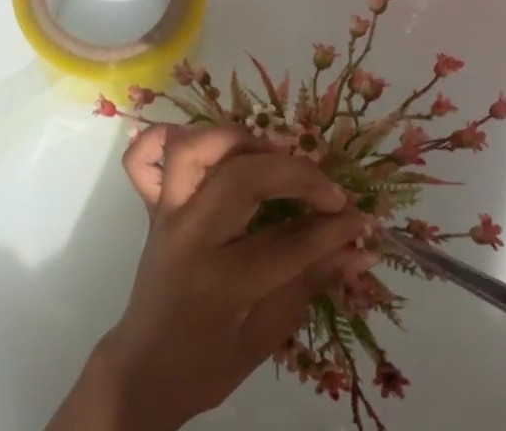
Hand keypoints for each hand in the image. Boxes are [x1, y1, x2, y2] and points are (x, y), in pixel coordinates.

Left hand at [47, 125, 373, 430]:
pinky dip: (170, 138)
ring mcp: (166, 215)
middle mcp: (190, 236)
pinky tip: (210, 147)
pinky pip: (143, 159)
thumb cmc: (210, 362)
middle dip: (296, 173)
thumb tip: (359, 248)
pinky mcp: (151, 208)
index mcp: (223, 281)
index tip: (362, 217)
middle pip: (241, 178)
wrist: (145, 367)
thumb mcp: (267, 336)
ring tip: (276, 154)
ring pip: (192, 151)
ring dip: (238, 142)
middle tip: (329, 191)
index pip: (289, 242)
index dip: (334, 227)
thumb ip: (310, 282)